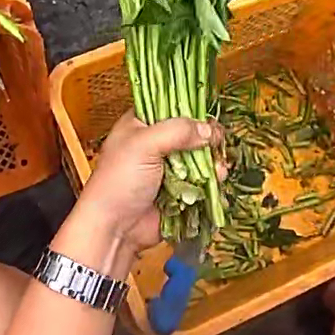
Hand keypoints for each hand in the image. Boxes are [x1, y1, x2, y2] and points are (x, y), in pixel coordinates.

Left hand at [59, 114, 222, 271]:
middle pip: (190, 132)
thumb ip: (177, 131)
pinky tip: (218, 180)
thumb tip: (209, 129)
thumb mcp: (144, 144)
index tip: (208, 117)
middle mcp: (156, 142)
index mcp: (141, 124)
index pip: (170, 106)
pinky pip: (201, 180)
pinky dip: (211, 181)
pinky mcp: (178, 190)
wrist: (115, 228)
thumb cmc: (119, 180)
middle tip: (218, 143)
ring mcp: (168, 167)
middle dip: (206, 139)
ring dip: (211, 161)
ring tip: (219, 167)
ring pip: (199, 157)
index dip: (191, 109)